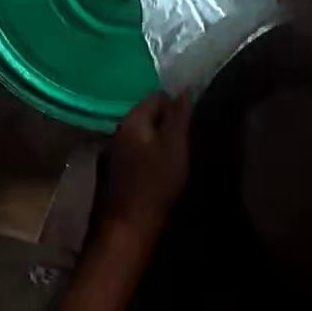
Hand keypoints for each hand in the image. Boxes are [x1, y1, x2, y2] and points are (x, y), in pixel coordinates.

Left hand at [107, 91, 192, 231]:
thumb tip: (184, 88)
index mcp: (132, 120)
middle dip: (169, 120)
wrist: (133, 222)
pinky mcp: (120, 168)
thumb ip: (179, 115)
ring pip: (145, 133)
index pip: (157, 96)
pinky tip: (164, 164)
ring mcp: (117, 150)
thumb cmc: (157, 181)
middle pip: (149, 114)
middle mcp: (120, 130)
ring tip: (180, 149)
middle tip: (190, 134)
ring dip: (161, 137)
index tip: (194, 118)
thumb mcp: (175, 144)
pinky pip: (140, 149)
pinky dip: (153, 151)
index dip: (178, 102)